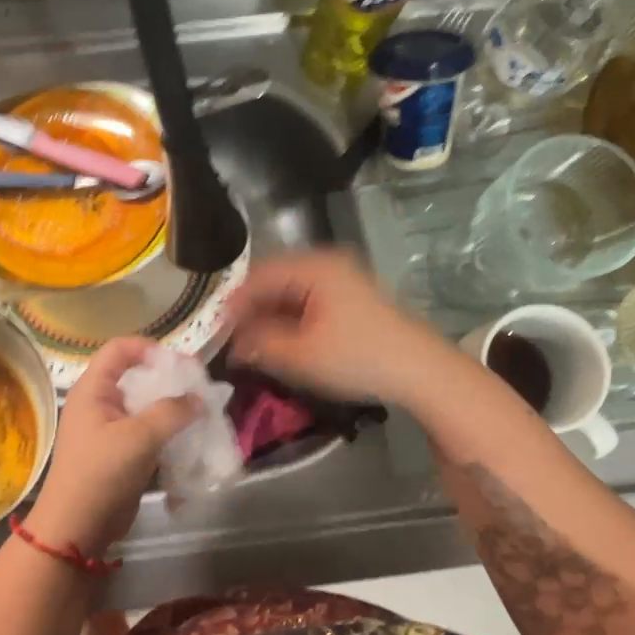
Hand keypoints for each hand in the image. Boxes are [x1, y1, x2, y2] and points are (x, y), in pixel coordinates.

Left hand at [28, 337, 197, 555]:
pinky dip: (168, 432)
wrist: (78, 527)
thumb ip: (172, 412)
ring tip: (201, 412)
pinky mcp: (122, 454)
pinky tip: (191, 438)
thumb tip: (198, 399)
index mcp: (93, 390)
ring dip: (172, 408)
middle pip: (136, 377)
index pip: (119, 349)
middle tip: (199, 387)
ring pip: (145, 407)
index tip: (179, 364)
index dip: (148, 348)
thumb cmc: (101, 474)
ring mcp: (110, 430)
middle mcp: (100, 404)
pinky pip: (148, 433)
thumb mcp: (139, 437)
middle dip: (169, 380)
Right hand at [224, 249, 454, 404]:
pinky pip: (308, 302)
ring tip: (252, 347)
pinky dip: (291, 321)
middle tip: (230, 341)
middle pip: (274, 282)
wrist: (419, 371)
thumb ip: (260, 344)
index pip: (257, 276)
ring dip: (270, 318)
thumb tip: (234, 343)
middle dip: (250, 311)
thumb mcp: (301, 355)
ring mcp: (342, 280)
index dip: (233, 304)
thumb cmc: (357, 358)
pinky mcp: (351, 299)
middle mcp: (327, 264)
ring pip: (291, 294)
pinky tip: (282, 345)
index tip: (214, 330)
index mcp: (314, 268)